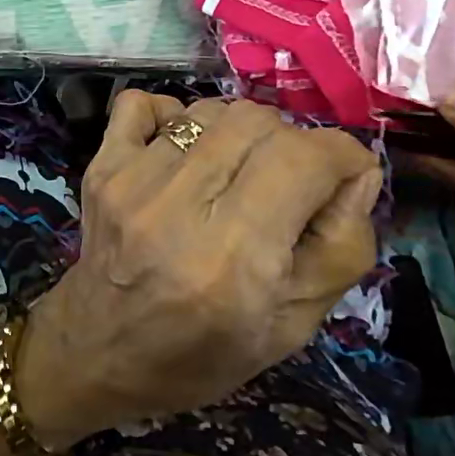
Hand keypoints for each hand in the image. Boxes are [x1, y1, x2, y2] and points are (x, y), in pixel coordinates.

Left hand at [13, 91, 381, 450]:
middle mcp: (176, 208)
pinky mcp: (99, 167)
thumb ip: (340, 247)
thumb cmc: (201, 351)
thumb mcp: (292, 325)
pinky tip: (182, 151)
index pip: (303, 158)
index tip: (340, 181)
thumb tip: (355, 172)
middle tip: (286, 184)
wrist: (100, 348)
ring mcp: (129, 180)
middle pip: (257, 122)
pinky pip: (140, 104)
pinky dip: (172, 115)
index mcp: (231, 259)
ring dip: (238, 133)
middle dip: (291, 144)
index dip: (342, 159)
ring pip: (208, 110)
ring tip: (234, 173)